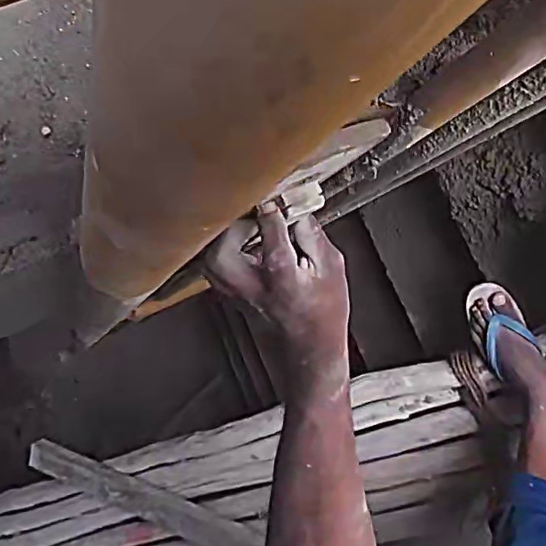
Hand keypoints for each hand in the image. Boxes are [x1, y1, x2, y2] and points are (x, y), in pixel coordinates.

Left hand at [204, 203, 348, 395]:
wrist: (307, 353)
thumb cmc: (324, 313)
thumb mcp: (332, 267)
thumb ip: (311, 233)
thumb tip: (295, 206)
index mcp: (279, 272)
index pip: (268, 222)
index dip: (273, 201)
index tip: (280, 192)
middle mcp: (249, 281)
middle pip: (225, 237)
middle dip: (241, 217)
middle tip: (260, 210)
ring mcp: (232, 289)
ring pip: (213, 248)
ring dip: (230, 232)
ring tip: (253, 226)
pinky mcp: (223, 291)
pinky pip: (213, 258)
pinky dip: (225, 245)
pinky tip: (245, 241)